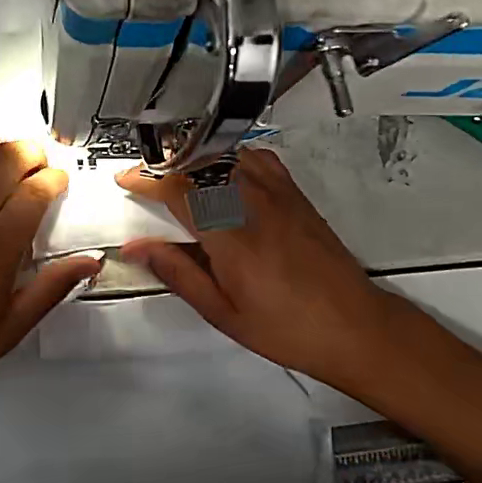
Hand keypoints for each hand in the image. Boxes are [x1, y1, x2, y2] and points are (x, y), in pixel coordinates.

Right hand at [115, 149, 407, 390]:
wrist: (354, 326)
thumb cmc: (287, 327)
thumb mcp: (222, 311)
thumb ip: (177, 272)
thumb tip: (138, 248)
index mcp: (228, 234)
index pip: (176, 188)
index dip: (145, 180)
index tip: (127, 181)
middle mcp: (252, 203)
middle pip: (198, 164)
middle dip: (165, 167)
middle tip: (147, 183)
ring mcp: (277, 194)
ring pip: (226, 155)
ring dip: (195, 159)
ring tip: (179, 177)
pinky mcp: (295, 194)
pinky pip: (257, 158)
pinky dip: (232, 158)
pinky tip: (225, 174)